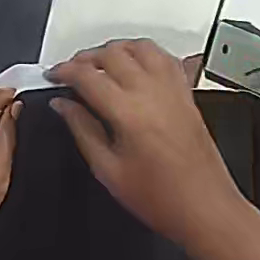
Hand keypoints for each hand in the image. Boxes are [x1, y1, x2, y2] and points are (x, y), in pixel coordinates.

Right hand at [49, 40, 246, 245]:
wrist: (207, 212)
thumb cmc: (160, 198)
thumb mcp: (107, 169)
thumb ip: (81, 129)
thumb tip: (61, 105)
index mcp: (128, 112)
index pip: (87, 75)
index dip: (63, 71)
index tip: (53, 76)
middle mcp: (152, 94)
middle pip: (112, 54)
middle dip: (85, 57)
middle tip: (70, 71)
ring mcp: (173, 92)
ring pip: (141, 48)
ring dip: (116, 49)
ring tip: (100, 63)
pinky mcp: (187, 96)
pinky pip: (167, 59)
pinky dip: (146, 54)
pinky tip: (136, 64)